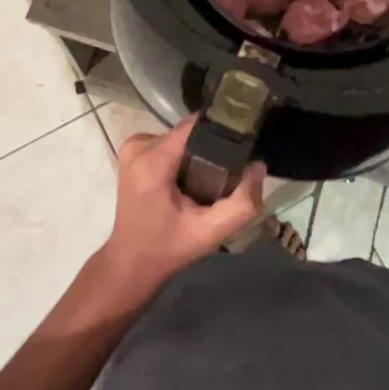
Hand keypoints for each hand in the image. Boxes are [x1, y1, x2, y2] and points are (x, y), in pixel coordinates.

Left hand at [91, 116, 266, 299]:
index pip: (195, 127)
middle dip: (211, 148)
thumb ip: (241, 203)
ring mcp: (132, 147)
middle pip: (188, 132)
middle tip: (228, 173)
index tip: (243, 146)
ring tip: (210, 178)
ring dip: (197, 153)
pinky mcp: (131, 152)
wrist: (131, 263)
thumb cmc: (169, 248)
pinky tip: (188, 180)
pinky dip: (181, 156)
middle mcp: (139, 146)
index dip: (221, 133)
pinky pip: (167, 143)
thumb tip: (258, 166)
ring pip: (179, 137)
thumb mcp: (210, 232)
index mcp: (153, 161)